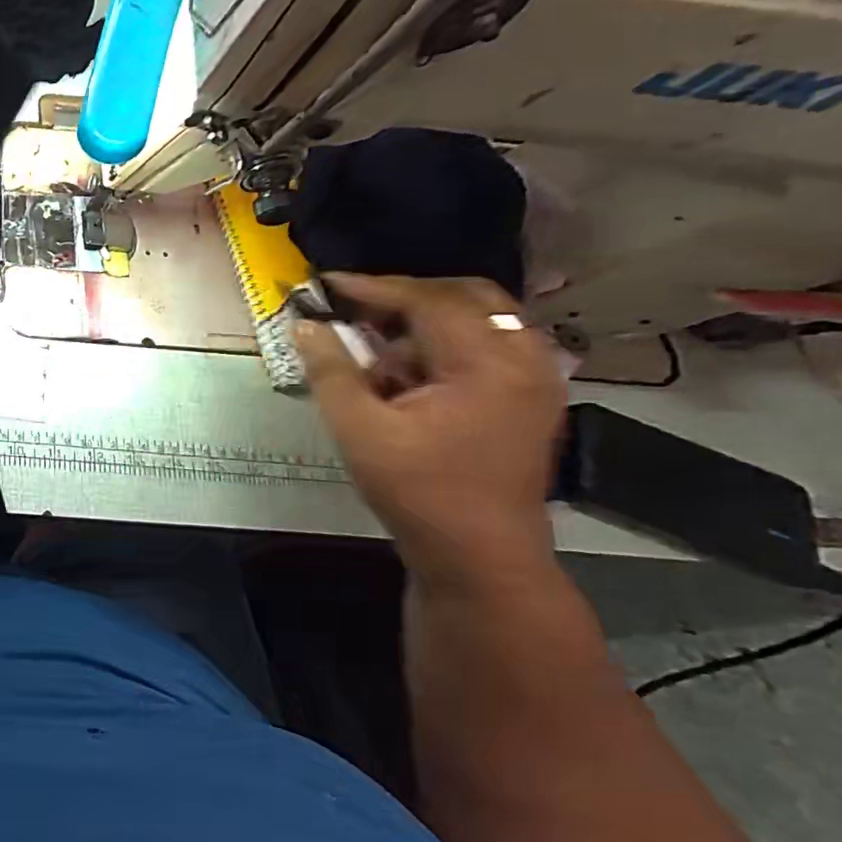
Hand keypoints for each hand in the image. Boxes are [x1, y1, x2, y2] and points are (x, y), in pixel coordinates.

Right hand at [295, 274, 566, 590]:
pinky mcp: (531, 399)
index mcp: (487, 365)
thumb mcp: (359, 431)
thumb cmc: (419, 493)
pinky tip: (411, 371)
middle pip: (466, 296)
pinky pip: (492, 345)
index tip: (328, 284)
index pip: (429, 301)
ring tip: (379, 342)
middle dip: (407, 296)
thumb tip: (305, 325)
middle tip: (358, 307)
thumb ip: (331, 371)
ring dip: (428, 320)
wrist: (481, 557)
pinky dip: (448, 344)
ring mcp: (536, 380)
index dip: (373, 287)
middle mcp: (525, 360)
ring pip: (482, 319)